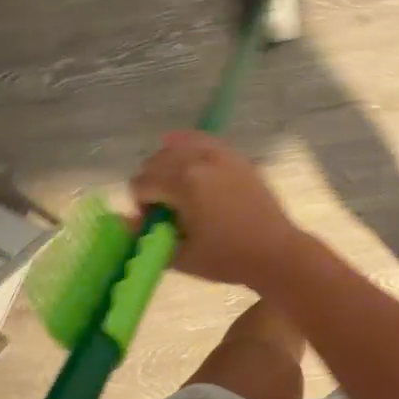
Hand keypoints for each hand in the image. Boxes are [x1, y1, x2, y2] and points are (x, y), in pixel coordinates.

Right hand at [130, 131, 304, 288]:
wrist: (276, 253)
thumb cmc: (228, 258)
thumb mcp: (182, 255)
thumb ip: (147, 237)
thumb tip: (123, 223)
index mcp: (183, 183)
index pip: (141, 183)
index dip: (141, 204)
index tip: (156, 223)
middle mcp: (198, 160)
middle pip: (155, 162)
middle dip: (152, 184)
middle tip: (166, 210)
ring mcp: (219, 154)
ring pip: (176, 147)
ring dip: (167, 165)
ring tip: (177, 190)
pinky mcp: (235, 156)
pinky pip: (203, 140)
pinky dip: (188, 144)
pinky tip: (183, 150)